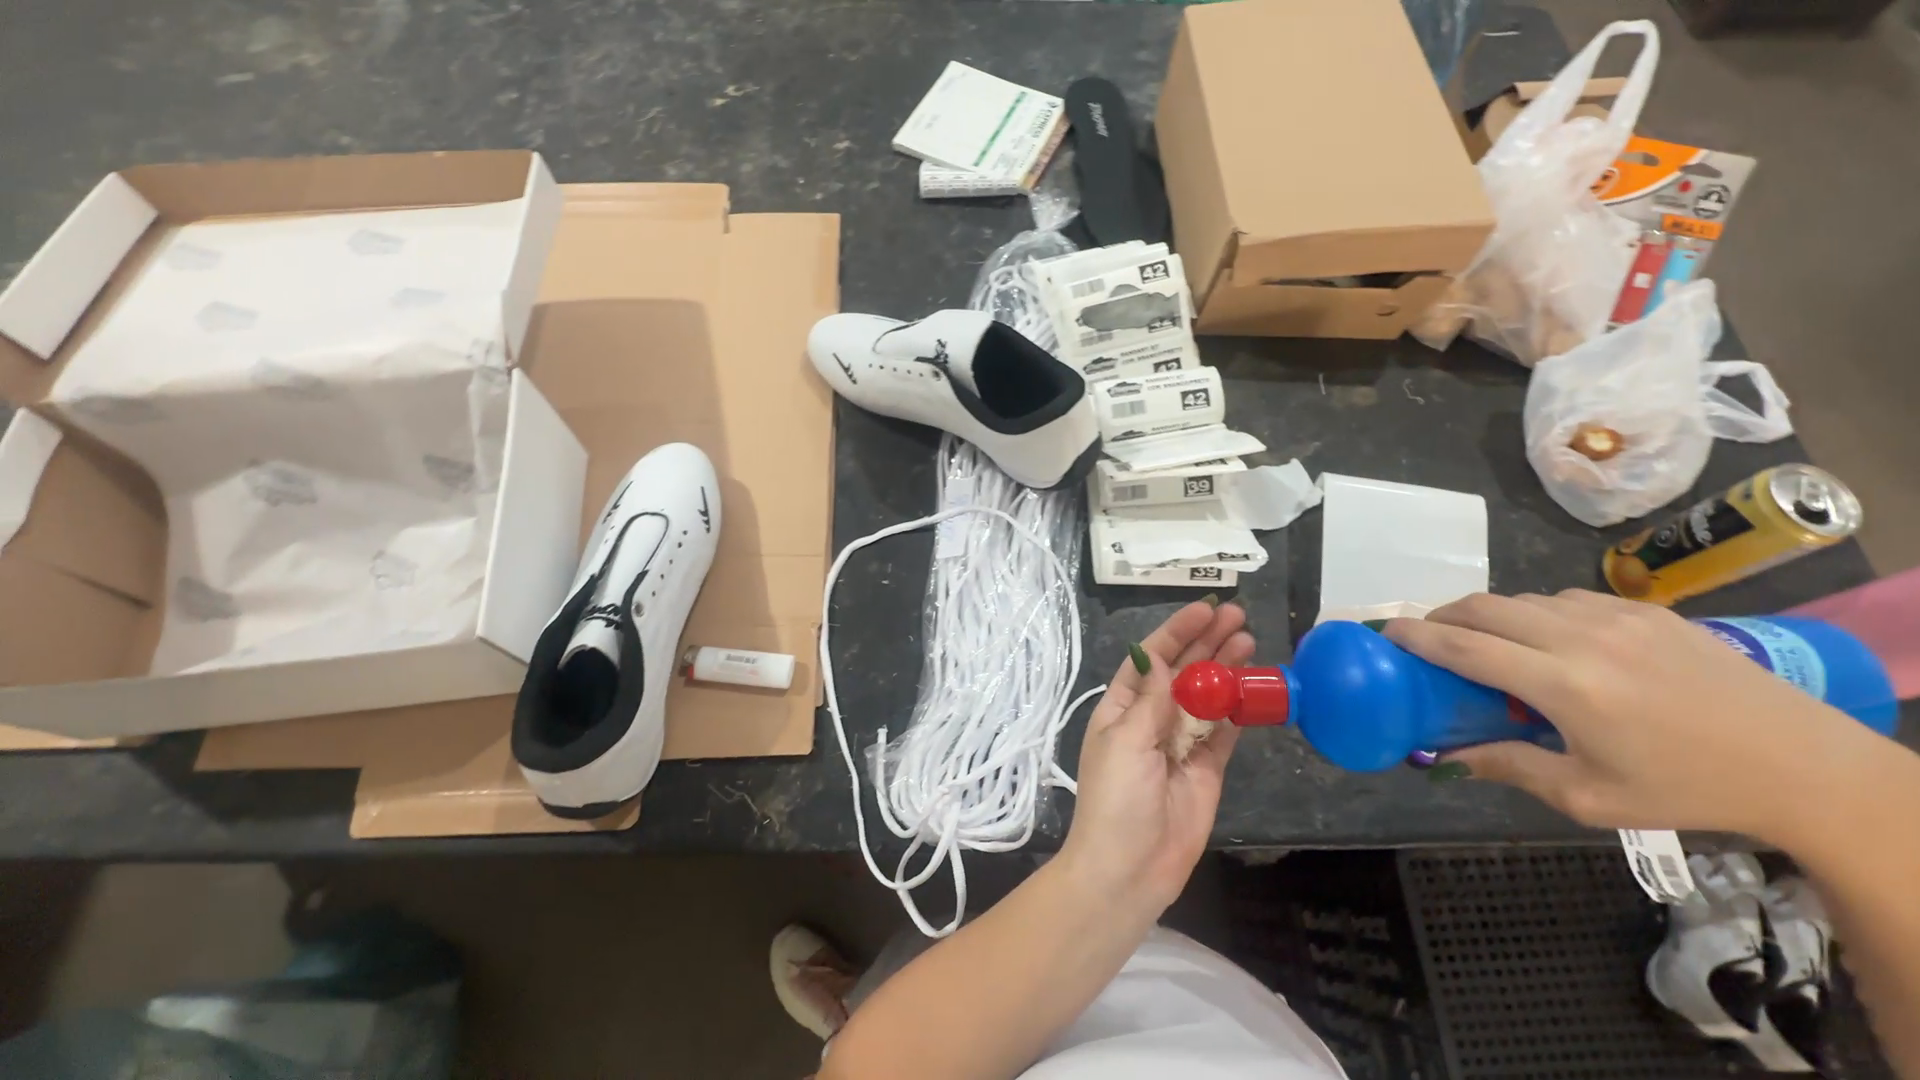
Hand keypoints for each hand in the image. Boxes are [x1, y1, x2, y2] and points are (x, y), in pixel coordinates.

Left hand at [1060, 600, 1253, 911]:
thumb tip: (1163, 659)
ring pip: (1208, 697)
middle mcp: (1151, 721)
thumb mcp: (1126, 741)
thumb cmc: (1116, 800)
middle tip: (1239, 617)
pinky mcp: (1207, 769)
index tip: (1204, 610)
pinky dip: (1240, 709)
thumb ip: (1151, 700)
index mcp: (1121, 709)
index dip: (1176, 633)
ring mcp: (1180, 745)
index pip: (1151, 659)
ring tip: (1249, 641)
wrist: (1129, 869)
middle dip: (1207, 644)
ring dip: (1226, 670)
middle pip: (1183, 673)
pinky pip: (1225, 732)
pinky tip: (1255, 685)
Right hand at [1384, 590, 1875, 843]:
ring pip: (1524, 597)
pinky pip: (1567, 599)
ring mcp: (1617, 616)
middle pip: (1484, 606)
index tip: (1385, 633)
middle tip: (1427, 638)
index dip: (1416, 636)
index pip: (1465, 647)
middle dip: (1443, 615)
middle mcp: (1582, 637)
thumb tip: (1448, 757)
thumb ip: (1511, 766)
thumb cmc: (1686, 789)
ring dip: (1491, 615)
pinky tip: (1551, 643)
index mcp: (1565, 686)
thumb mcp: (1589, 797)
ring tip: (1490, 645)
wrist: (1801, 763)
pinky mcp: (1646, 610)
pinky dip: (1537, 613)